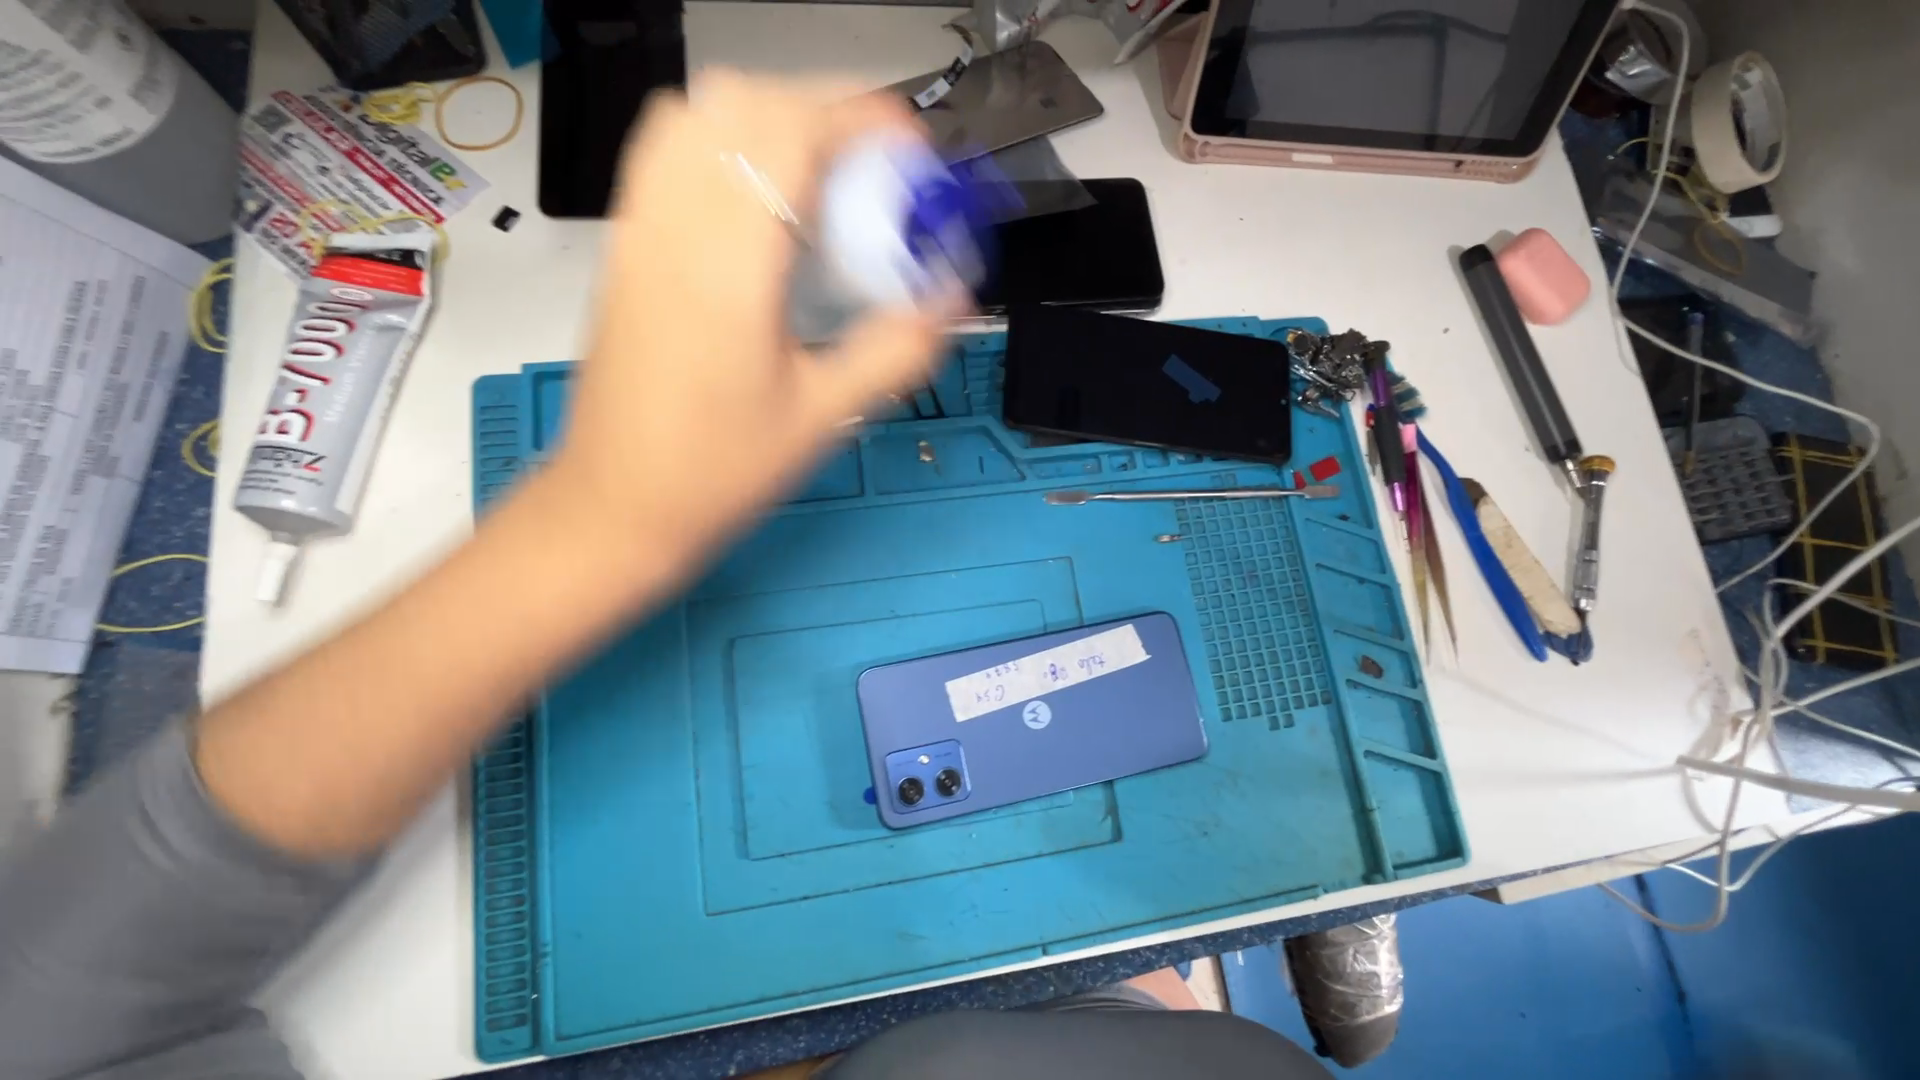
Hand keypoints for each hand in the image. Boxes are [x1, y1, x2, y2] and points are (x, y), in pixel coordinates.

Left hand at [551, 73, 947, 581]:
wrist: (618, 504)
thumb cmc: (719, 471)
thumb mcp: (826, 416)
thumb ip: (898, 348)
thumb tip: (954, 295)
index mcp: (732, 266)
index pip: (795, 132)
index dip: (865, 121)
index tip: (912, 155)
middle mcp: (677, 226)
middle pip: (749, 102)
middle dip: (827, 113)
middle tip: (873, 174)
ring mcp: (640, 228)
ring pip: (700, 112)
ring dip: (773, 119)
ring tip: (819, 178)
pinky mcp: (625, 244)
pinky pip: (667, 148)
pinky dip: (722, 140)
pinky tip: (757, 200)